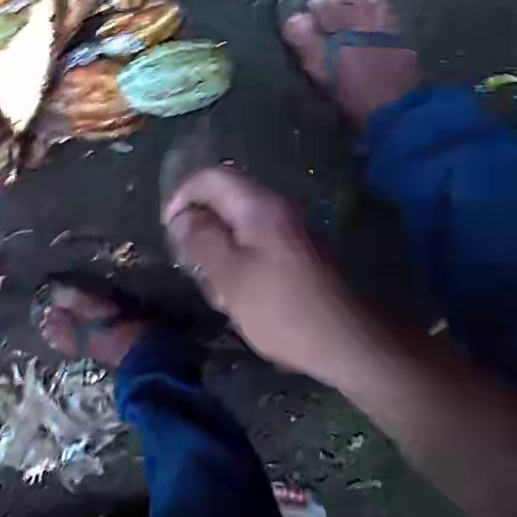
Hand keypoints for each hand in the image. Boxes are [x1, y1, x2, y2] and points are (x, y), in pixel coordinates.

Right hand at [162, 167, 376, 381]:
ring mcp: (289, 230)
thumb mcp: (229, 276)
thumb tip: (182, 215)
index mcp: (258, 204)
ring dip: (220, 255)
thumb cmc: (281, 307)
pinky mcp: (297, 253)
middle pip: (223, 202)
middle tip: (194, 268)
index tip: (169, 229)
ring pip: (238, 228)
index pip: (210, 177)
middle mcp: (276, 207)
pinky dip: (240, 267)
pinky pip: (256, 247)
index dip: (182, 196)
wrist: (347, 340)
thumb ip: (200, 240)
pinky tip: (242, 300)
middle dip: (202, 231)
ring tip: (221, 294)